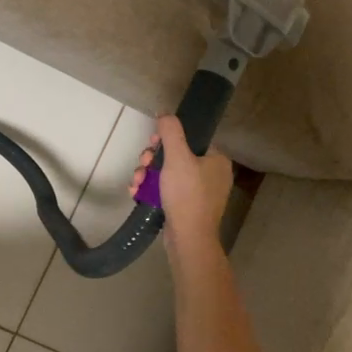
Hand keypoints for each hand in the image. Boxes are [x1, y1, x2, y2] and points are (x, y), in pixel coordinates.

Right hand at [129, 115, 233, 260]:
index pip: (191, 139)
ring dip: (147, 174)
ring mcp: (199, 193)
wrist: (188, 239)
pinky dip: (151, 189)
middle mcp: (211, 174)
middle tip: (141, 164)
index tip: (153, 143)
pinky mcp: (186, 207)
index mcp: (216, 160)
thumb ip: (171, 132)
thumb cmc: (187, 195)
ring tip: (135, 182)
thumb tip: (165, 113)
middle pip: (175, 156)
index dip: (168, 138)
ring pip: (167, 174)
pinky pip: (167, 190)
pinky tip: (136, 192)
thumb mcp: (177, 157)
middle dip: (152, 159)